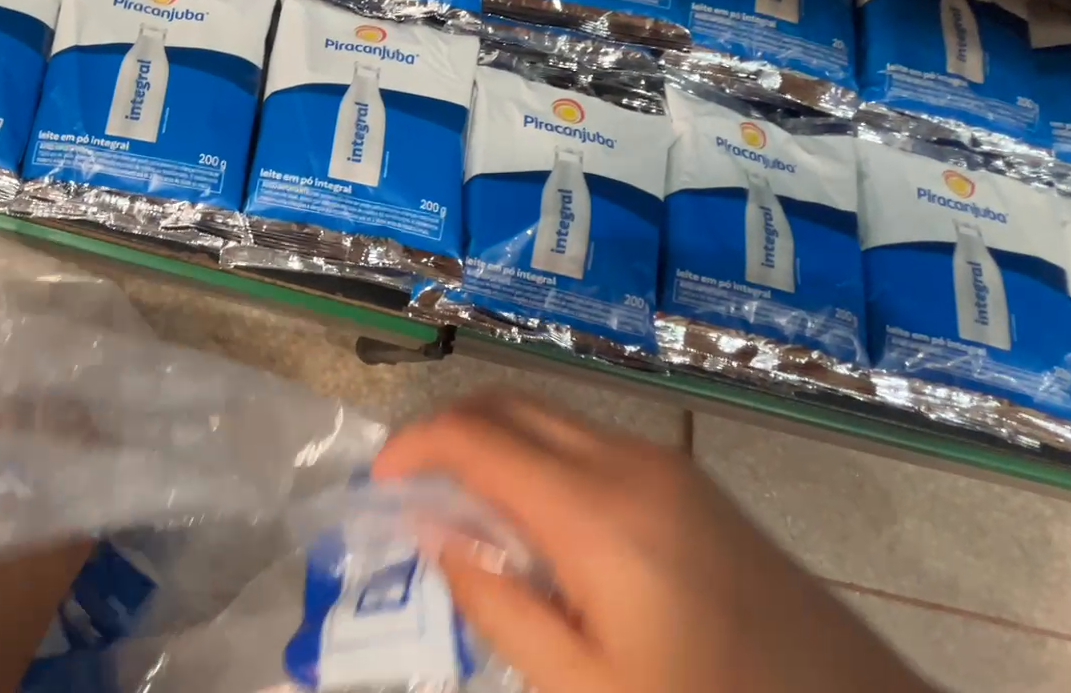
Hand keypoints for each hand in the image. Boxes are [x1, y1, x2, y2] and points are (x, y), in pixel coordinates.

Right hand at [374, 391, 934, 692]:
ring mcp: (666, 464)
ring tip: (468, 504)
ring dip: (492, 440)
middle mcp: (626, 462)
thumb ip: (498, 605)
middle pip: (507, 405)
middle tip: (414, 484)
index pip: (474, 437)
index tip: (379, 477)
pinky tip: (538, 518)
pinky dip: (537, 455)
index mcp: (595, 512)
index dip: (414, 445)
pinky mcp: (691, 481)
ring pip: (546, 417)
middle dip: (446, 429)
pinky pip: (586, 440)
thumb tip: (438, 533)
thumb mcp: (587, 692)